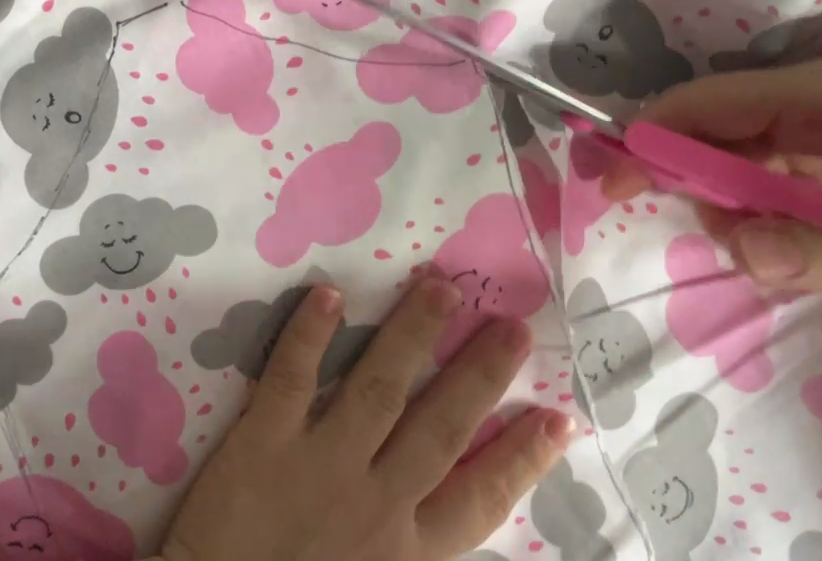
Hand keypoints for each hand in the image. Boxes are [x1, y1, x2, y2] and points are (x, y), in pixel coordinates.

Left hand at [154, 279, 571, 560]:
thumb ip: (415, 544)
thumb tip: (456, 498)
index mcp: (411, 548)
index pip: (482, 496)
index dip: (523, 457)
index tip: (559, 416)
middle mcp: (377, 500)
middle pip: (440, 427)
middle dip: (481, 375)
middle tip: (515, 325)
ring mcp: (321, 464)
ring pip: (379, 388)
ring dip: (412, 335)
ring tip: (442, 287)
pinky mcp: (262, 440)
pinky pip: (291, 377)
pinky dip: (311, 334)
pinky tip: (331, 294)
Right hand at [606, 57, 821, 308]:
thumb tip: (738, 253)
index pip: (700, 106)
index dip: (647, 140)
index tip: (613, 189)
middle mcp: (813, 120)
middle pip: (716, 158)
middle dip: (733, 215)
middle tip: (764, 257)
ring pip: (755, 204)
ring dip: (795, 251)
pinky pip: (797, 230)